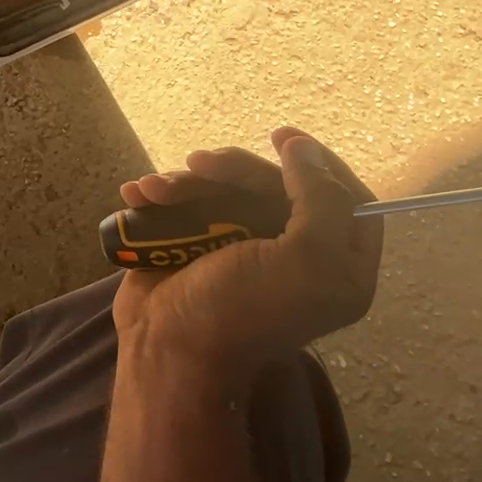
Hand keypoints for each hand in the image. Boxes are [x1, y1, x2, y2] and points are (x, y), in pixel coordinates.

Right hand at [111, 128, 382, 376]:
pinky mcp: (191, 241)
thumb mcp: (305, 261)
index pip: (345, 197)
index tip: (282, 137)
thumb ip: (321, 201)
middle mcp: (289, 249)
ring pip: (220, 188)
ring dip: (182, 181)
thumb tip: (302, 148)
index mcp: (334, 262)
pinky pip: (181, 203)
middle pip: (272, 183)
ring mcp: (236, 244)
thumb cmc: (243, 309)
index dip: (317, 162)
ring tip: (154, 190)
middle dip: (233, 168)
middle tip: (199, 163)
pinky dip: (158, 195)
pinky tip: (137, 195)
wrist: (170, 344)